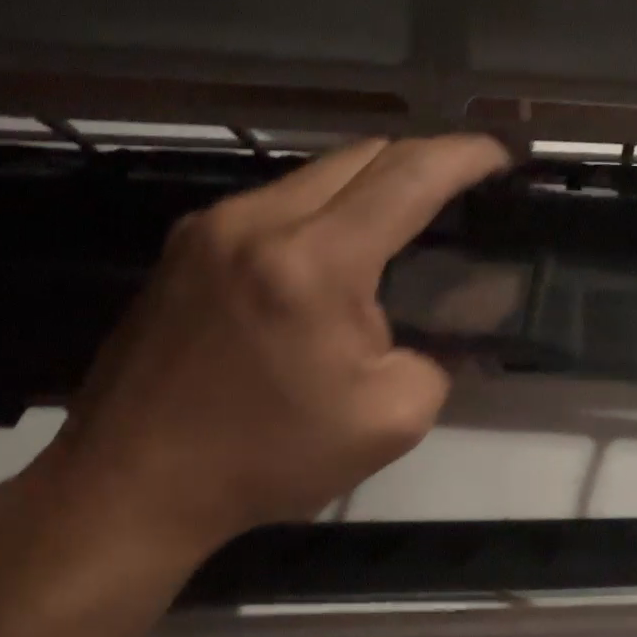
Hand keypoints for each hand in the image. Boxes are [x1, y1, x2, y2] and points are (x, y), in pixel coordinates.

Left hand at [32, 134, 510, 553]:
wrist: (136, 480)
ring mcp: (213, 226)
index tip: (501, 155)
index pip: (406, 177)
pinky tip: (342, 252)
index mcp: (314, 261)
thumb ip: (438, 360)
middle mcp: (258, 221)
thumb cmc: (270, 455)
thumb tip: (435, 331)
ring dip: (372, 186)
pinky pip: (278, 202)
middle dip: (422, 160)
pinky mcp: (187, 245)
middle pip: (361, 156)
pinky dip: (327, 209)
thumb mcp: (392, 420)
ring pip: (316, 174)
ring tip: (410, 222)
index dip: (463, 156)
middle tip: (464, 189)